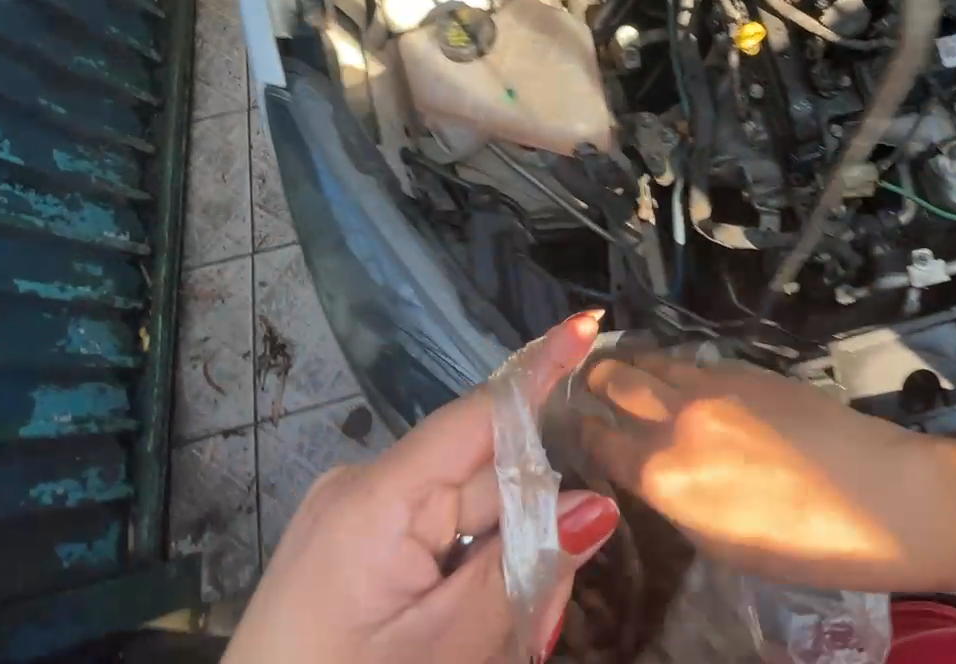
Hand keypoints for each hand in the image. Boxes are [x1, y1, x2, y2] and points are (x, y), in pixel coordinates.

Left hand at [223, 313, 618, 663]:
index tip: (586, 324)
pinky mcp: (359, 548)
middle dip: (535, 532)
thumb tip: (597, 507)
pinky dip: (475, 578)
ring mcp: (360, 519)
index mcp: (377, 498)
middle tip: (541, 624)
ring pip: (473, 518)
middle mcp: (367, 488)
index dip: (539, 371)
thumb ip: (521, 572)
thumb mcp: (443, 653)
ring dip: (507, 568)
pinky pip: (443, 541)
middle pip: (488, 479)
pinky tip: (476, 633)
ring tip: (507, 645)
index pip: (478, 416)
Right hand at [579, 352, 935, 589]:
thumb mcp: (715, 540)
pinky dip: (678, 365)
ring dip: (636, 362)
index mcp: (663, 475)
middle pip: (619, 379)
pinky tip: (681, 373)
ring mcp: (715, 385)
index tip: (575, 420)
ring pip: (657, 360)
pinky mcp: (749, 368)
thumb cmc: (796, 542)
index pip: (601, 439)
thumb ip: (673, 497)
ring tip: (624, 363)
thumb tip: (653, 470)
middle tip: (589, 377)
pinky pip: (697, 361)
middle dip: (597, 376)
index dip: (583, 427)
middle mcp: (677, 420)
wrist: (873, 492)